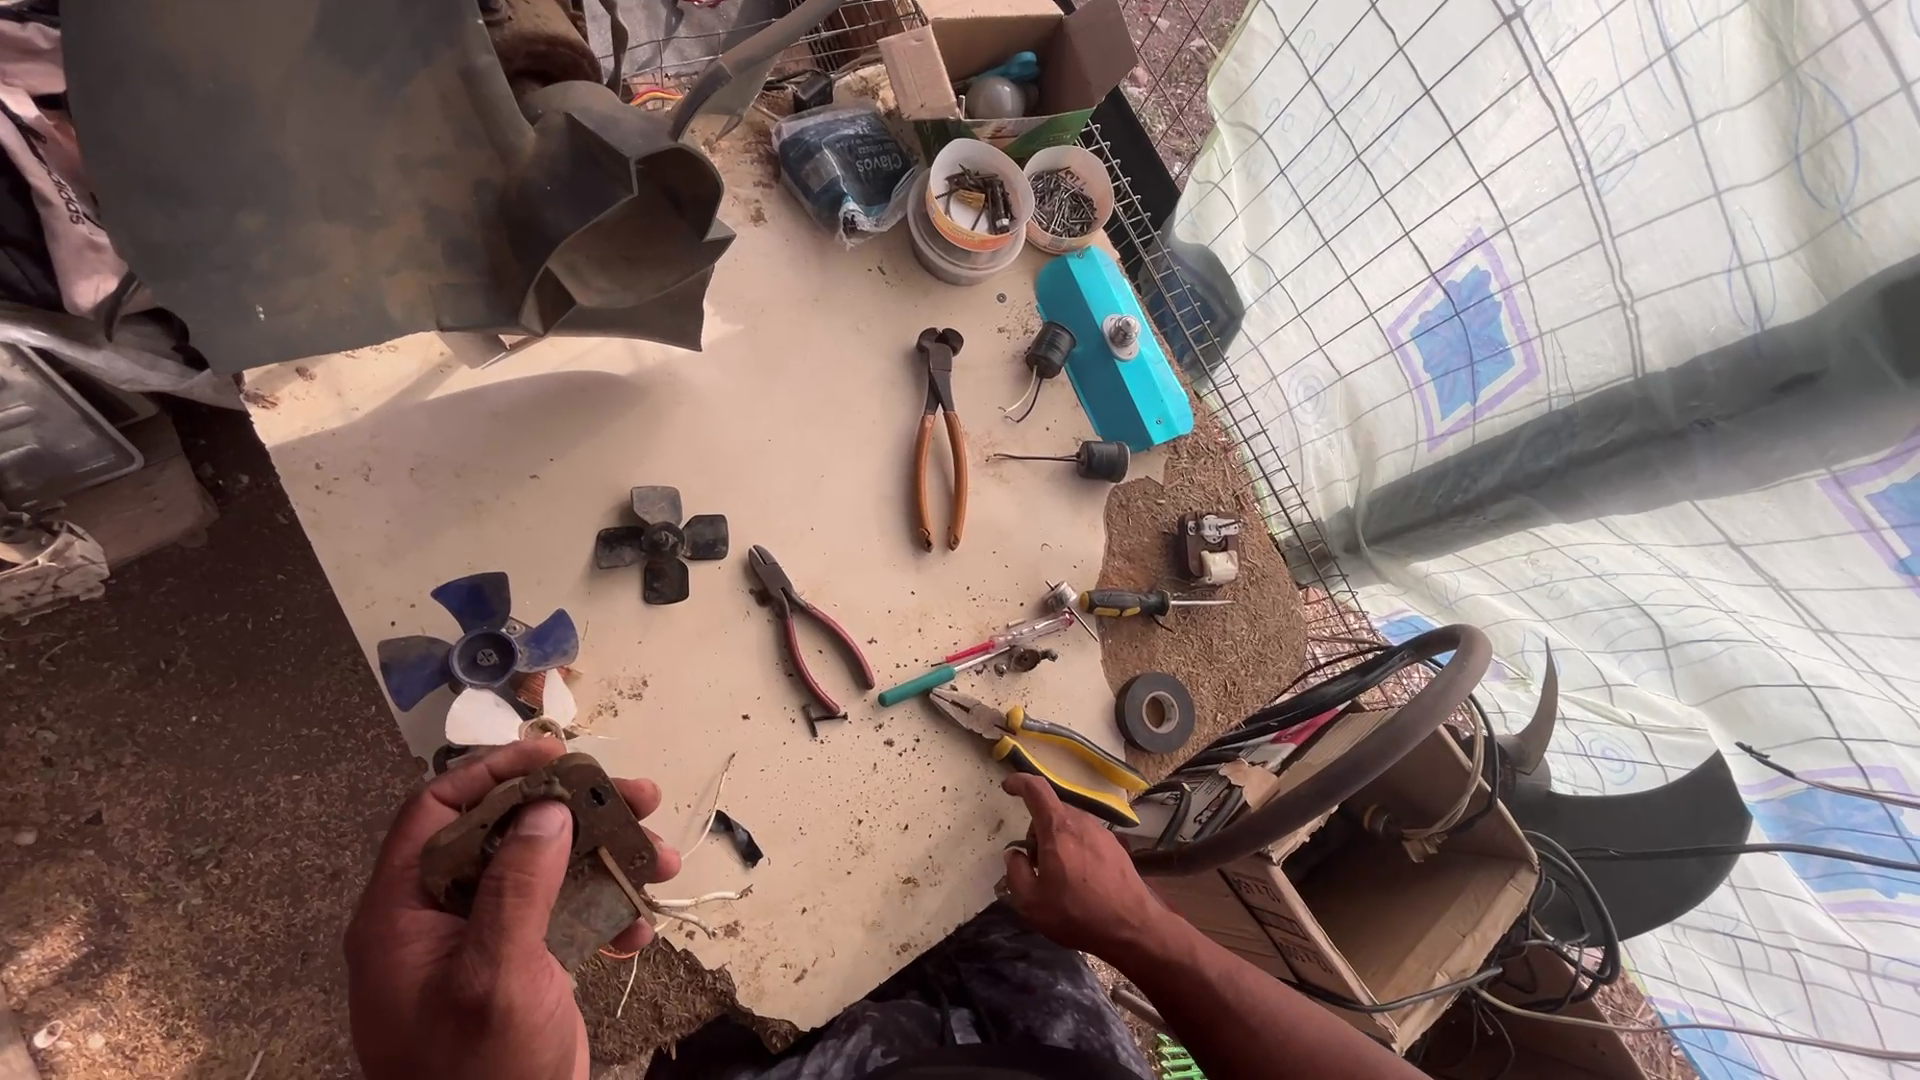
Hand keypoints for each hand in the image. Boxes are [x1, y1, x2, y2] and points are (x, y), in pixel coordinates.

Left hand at [345, 739, 681, 1079]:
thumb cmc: (479, 1074)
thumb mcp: (497, 977)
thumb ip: (517, 887)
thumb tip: (546, 806)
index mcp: (405, 913)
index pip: (438, 811)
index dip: (495, 772)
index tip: (558, 755)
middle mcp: (443, 916)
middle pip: (510, 831)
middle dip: (581, 811)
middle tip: (641, 796)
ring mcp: (488, 938)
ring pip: (550, 866)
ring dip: (610, 857)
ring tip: (663, 859)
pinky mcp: (527, 960)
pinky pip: (570, 912)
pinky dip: (610, 911)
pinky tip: (638, 930)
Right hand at [999, 773, 1171, 960]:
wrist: (1132, 928)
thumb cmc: (1077, 913)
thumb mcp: (1031, 903)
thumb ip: (1015, 873)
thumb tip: (1014, 855)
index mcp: (1058, 828)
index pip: (1036, 789)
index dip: (1019, 782)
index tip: (1008, 787)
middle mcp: (1081, 821)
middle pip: (1052, 811)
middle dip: (1037, 830)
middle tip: (1035, 863)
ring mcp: (1102, 832)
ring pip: (1070, 825)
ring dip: (1057, 840)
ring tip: (1059, 876)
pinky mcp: (1116, 846)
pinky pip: (1087, 837)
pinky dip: (1076, 848)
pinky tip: (1081, 880)